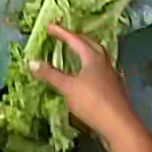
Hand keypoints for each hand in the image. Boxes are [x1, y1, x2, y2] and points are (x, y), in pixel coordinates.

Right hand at [27, 24, 145, 149]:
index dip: (61, 32)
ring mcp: (111, 74)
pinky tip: (89, 74)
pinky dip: (91, 66)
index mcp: (92, 57)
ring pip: (98, 56)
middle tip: (63, 36)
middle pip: (89, 44)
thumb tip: (31, 62)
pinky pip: (101, 69)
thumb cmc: (92, 102)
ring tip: (76, 52)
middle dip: (75, 38)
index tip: (49, 26)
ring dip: (86, 50)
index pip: (75, 39)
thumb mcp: (68, 88)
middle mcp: (104, 61)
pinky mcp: (114, 87)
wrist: (119, 125)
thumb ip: (50, 75)